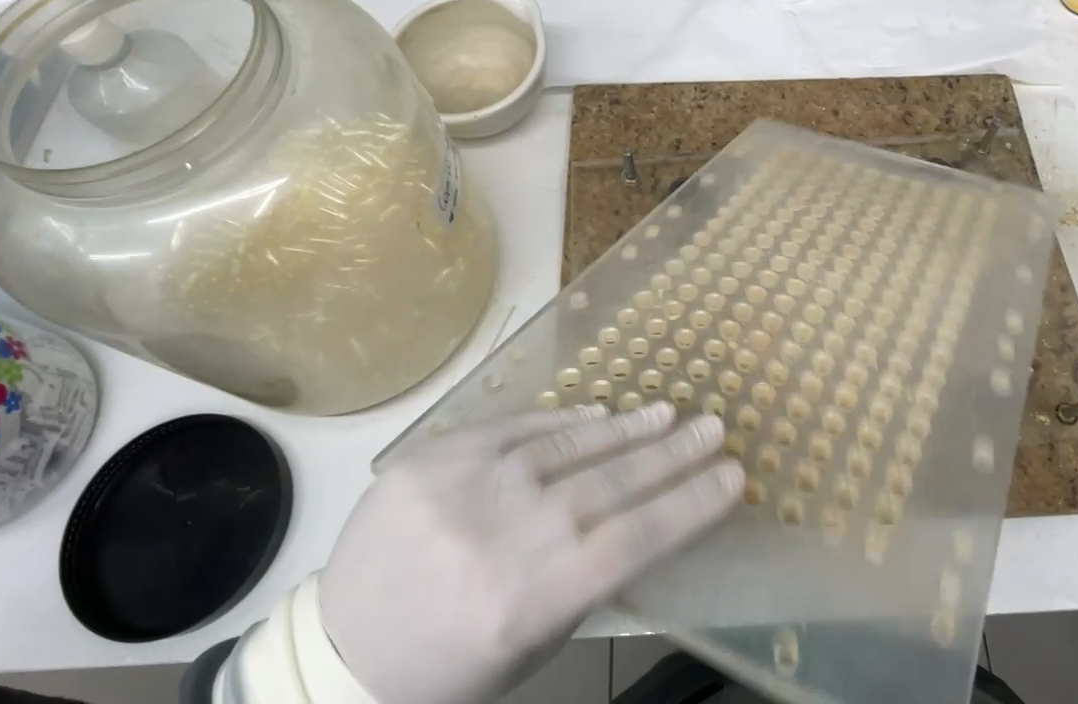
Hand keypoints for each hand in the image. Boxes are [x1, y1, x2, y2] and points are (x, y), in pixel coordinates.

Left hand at [318, 402, 742, 703]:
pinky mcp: (435, 458)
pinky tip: (599, 413)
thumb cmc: (451, 664)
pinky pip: (514, 429)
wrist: (344, 646)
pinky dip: (562, 421)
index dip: (691, 505)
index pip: (635, 541)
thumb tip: (641, 518)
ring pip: (567, 447)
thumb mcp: (531, 645)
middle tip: (713, 428)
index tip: (733, 477)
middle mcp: (504, 536)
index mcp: (530, 599)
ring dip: (625, 429)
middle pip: (610, 485)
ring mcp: (466, 488)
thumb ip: (585, 581)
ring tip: (668, 412)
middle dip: (672, 455)